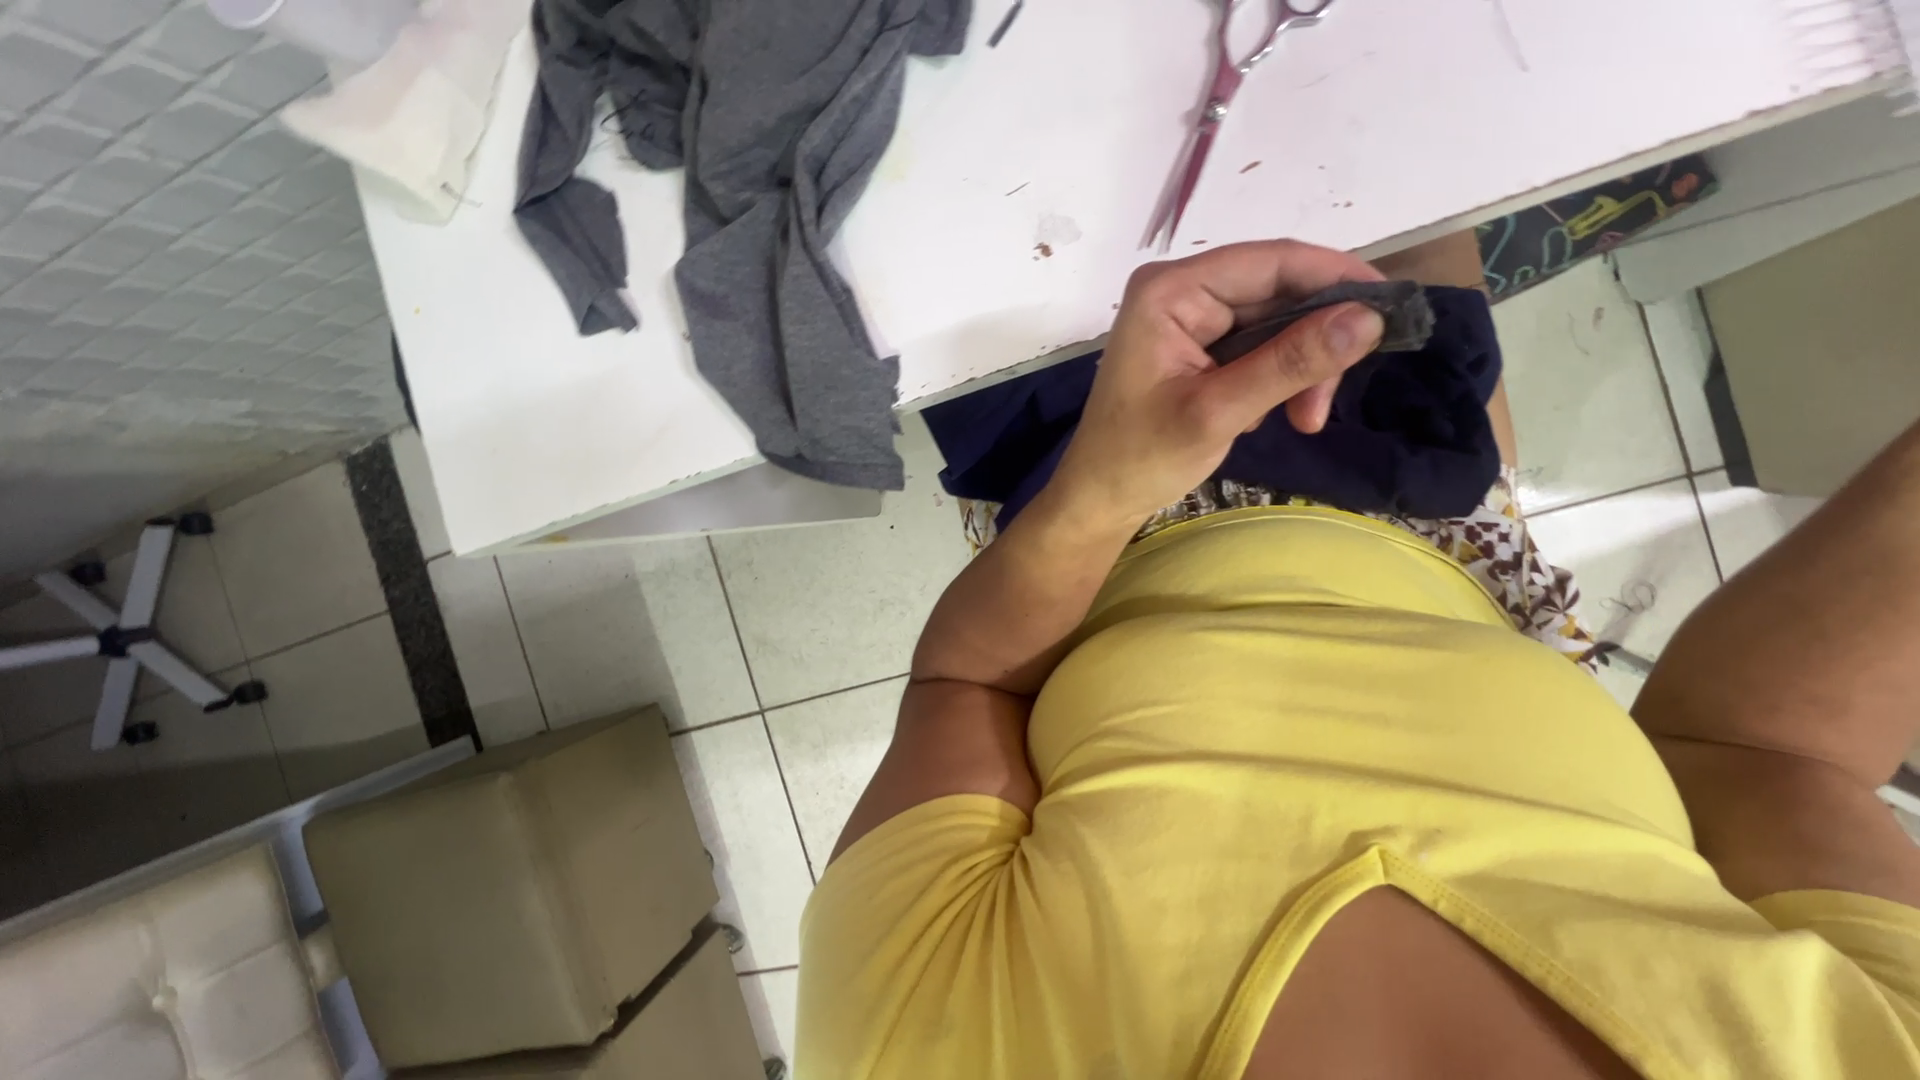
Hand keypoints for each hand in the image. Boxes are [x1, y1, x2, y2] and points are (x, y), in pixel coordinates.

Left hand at [1045, 240, 1386, 527]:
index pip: (1272, 261)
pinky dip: (1278, 380)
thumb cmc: (1142, 458)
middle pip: (1279, 292)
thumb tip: (1369, 318)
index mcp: (1171, 290)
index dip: (1338, 278)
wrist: (1100, 498)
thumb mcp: (1218, 412)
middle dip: (1315, 344)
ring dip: (1299, 371)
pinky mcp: (1198, 347)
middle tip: (1329, 399)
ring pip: (1277, 324)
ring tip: (1301, 421)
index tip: (1394, 308)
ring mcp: (1189, 318)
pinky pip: (1259, 347)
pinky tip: (1264, 417)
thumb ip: (1290, 363)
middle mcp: (1181, 291)